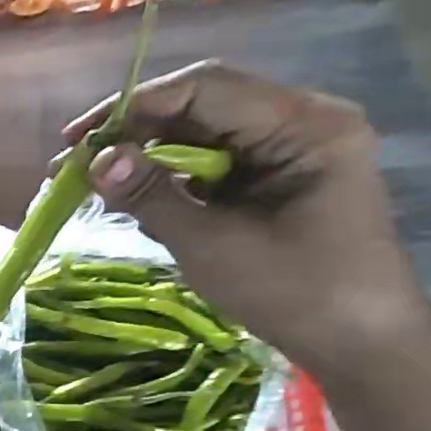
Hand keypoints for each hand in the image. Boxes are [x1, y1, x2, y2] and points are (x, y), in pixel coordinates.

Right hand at [65, 61, 430, 373]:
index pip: (204, 89)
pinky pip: (211, 163)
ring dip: (145, 155)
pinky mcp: (272, 177)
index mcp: (303, 124)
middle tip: (73, 163)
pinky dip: (168, 177)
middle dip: (133, 131)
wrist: (357, 340)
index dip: (133, 107)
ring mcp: (286, 149)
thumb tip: (93, 162)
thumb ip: (152, 197)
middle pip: (200, 106)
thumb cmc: (294, 292)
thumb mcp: (212, 245)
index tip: (76, 141)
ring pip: (200, 134)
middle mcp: (299, 120)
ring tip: (92, 182)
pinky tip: (134, 196)